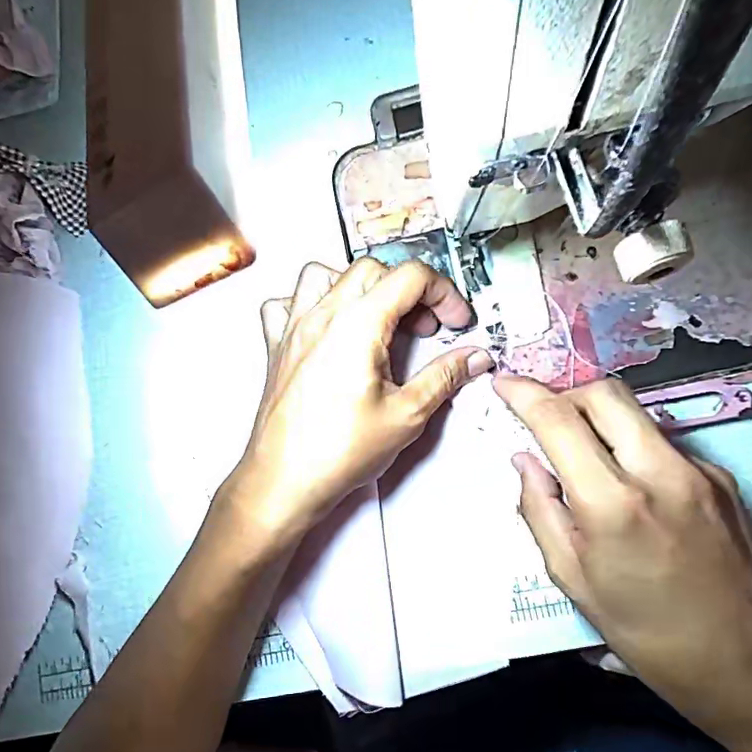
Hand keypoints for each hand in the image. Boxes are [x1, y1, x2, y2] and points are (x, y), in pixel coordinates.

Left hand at [222, 259, 492, 545]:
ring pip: (327, 274)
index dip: (444, 294)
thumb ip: (444, 377)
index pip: (409, 277)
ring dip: (362, 288)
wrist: (284, 481)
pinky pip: (289, 302)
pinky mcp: (279, 347)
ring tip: (381, 319)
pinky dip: (314, 304)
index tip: (455, 321)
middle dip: (410, 291)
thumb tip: (472, 357)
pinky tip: (332, 329)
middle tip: (428, 328)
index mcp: (357, 326)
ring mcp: (294, 329)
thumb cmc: (336, 453)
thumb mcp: (407, 415)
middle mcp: (322, 317)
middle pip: (374, 270)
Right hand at [495, 375, 751, 751]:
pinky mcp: (722, 478)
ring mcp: (699, 470)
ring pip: (638, 415)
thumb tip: (524, 461)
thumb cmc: (651, 637)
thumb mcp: (577, 584)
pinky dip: (636, 451)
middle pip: (606, 393)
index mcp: (614, 505)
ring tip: (588, 462)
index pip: (559, 421)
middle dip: (568, 394)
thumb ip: (541, 513)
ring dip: (603, 422)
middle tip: (547, 422)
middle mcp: (660, 472)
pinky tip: (636, 493)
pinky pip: (665, 444)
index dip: (524, 394)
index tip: (503, 383)